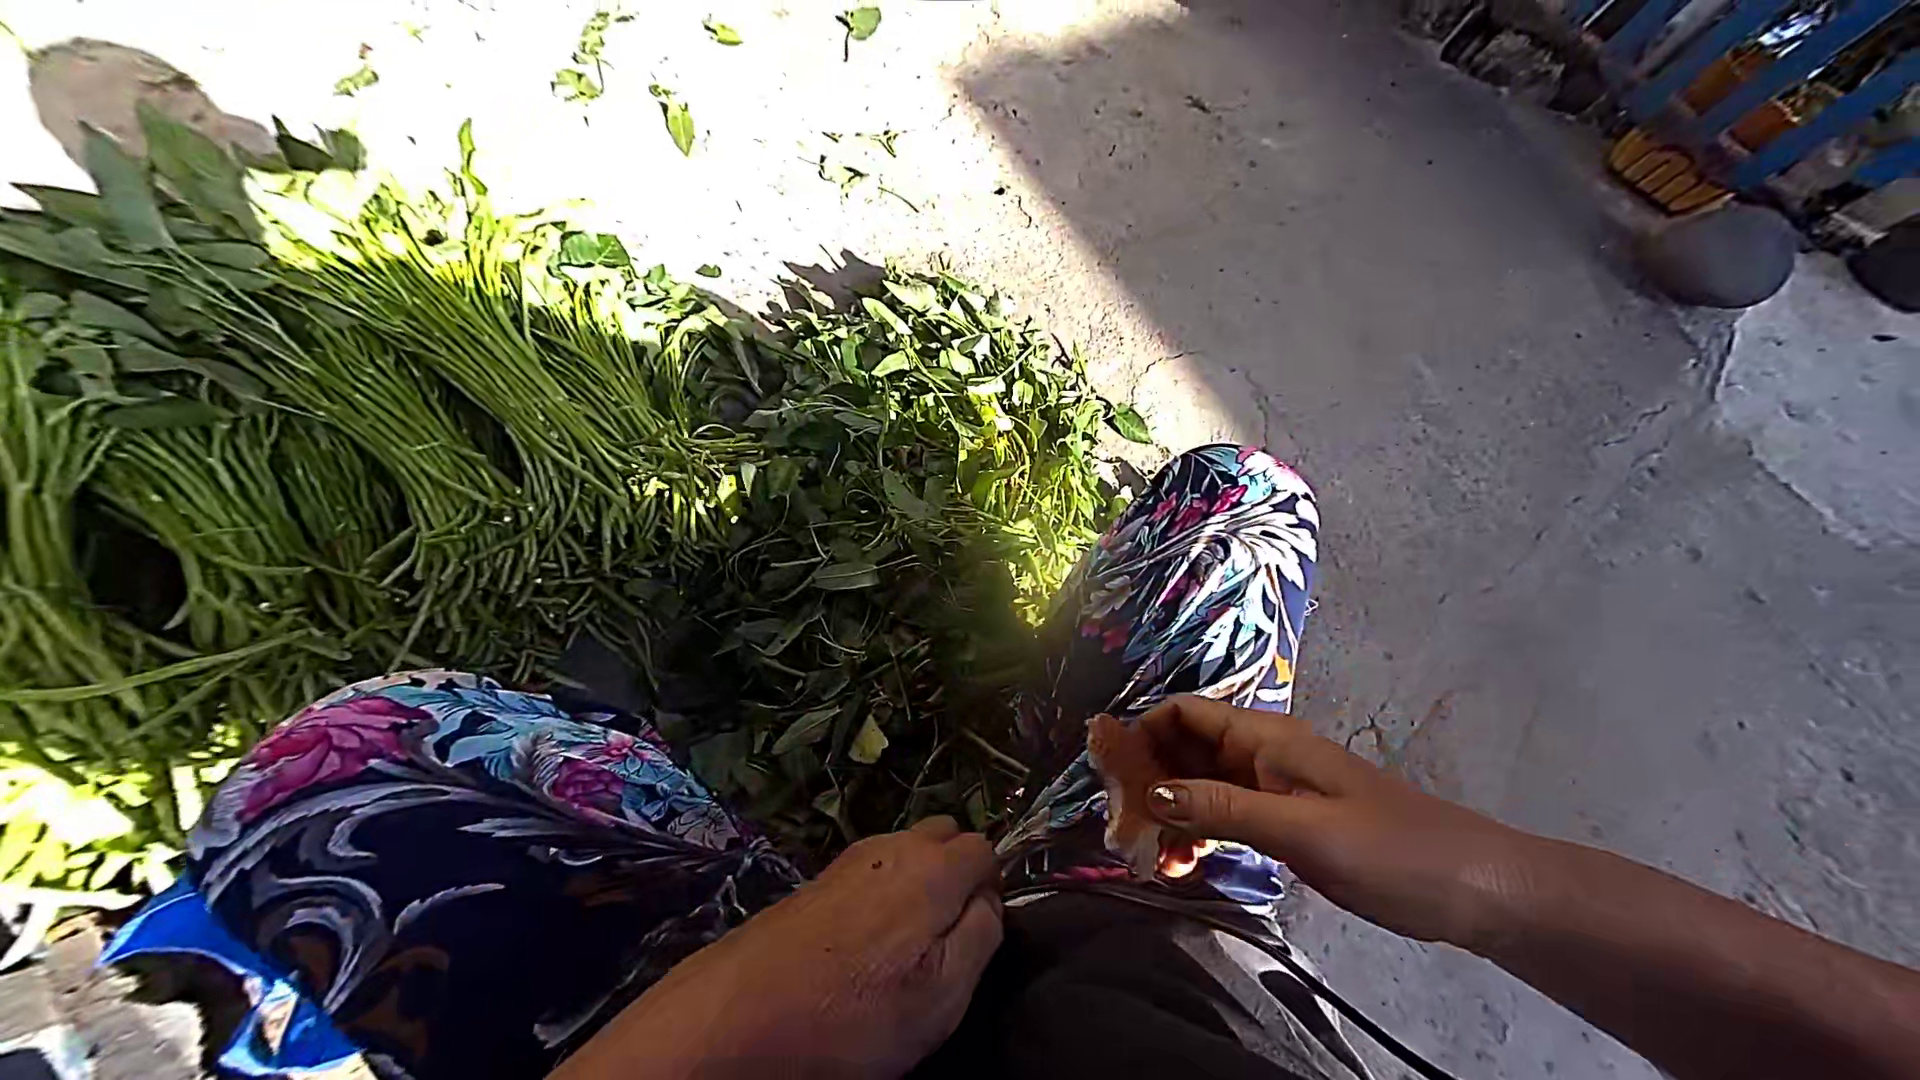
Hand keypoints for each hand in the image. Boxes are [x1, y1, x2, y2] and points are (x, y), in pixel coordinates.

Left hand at [557, 817, 1002, 1078]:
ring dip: (920, 878)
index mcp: (933, 865)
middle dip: (957, 870)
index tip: (975, 928)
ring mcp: (854, 854)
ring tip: (902, 940)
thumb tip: (988, 898)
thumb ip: (983, 933)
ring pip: (908, 847)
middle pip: (946, 835)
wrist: (743, 1011)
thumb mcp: (944, 995)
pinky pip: (875, 864)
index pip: (985, 848)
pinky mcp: (824, 873)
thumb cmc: (855, 1011)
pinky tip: (864, 936)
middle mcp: (895, 843)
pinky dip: (885, 887)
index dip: (990, 885)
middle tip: (943, 931)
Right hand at [1139, 695, 1541, 947]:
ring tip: (1148, 852)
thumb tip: (1151, 793)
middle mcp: (1258, 754)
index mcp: (1264, 737)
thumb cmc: (1392, 849)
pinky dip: (1194, 832)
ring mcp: (1266, 788)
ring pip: (1195, 784)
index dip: (1142, 732)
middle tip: (1123, 824)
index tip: (1111, 772)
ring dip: (1167, 811)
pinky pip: (1218, 815)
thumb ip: (1223, 809)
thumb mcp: (1302, 830)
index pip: (1183, 713)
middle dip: (1147, 778)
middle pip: (1182, 748)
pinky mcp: (1277, 820)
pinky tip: (1182, 863)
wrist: (1476, 890)